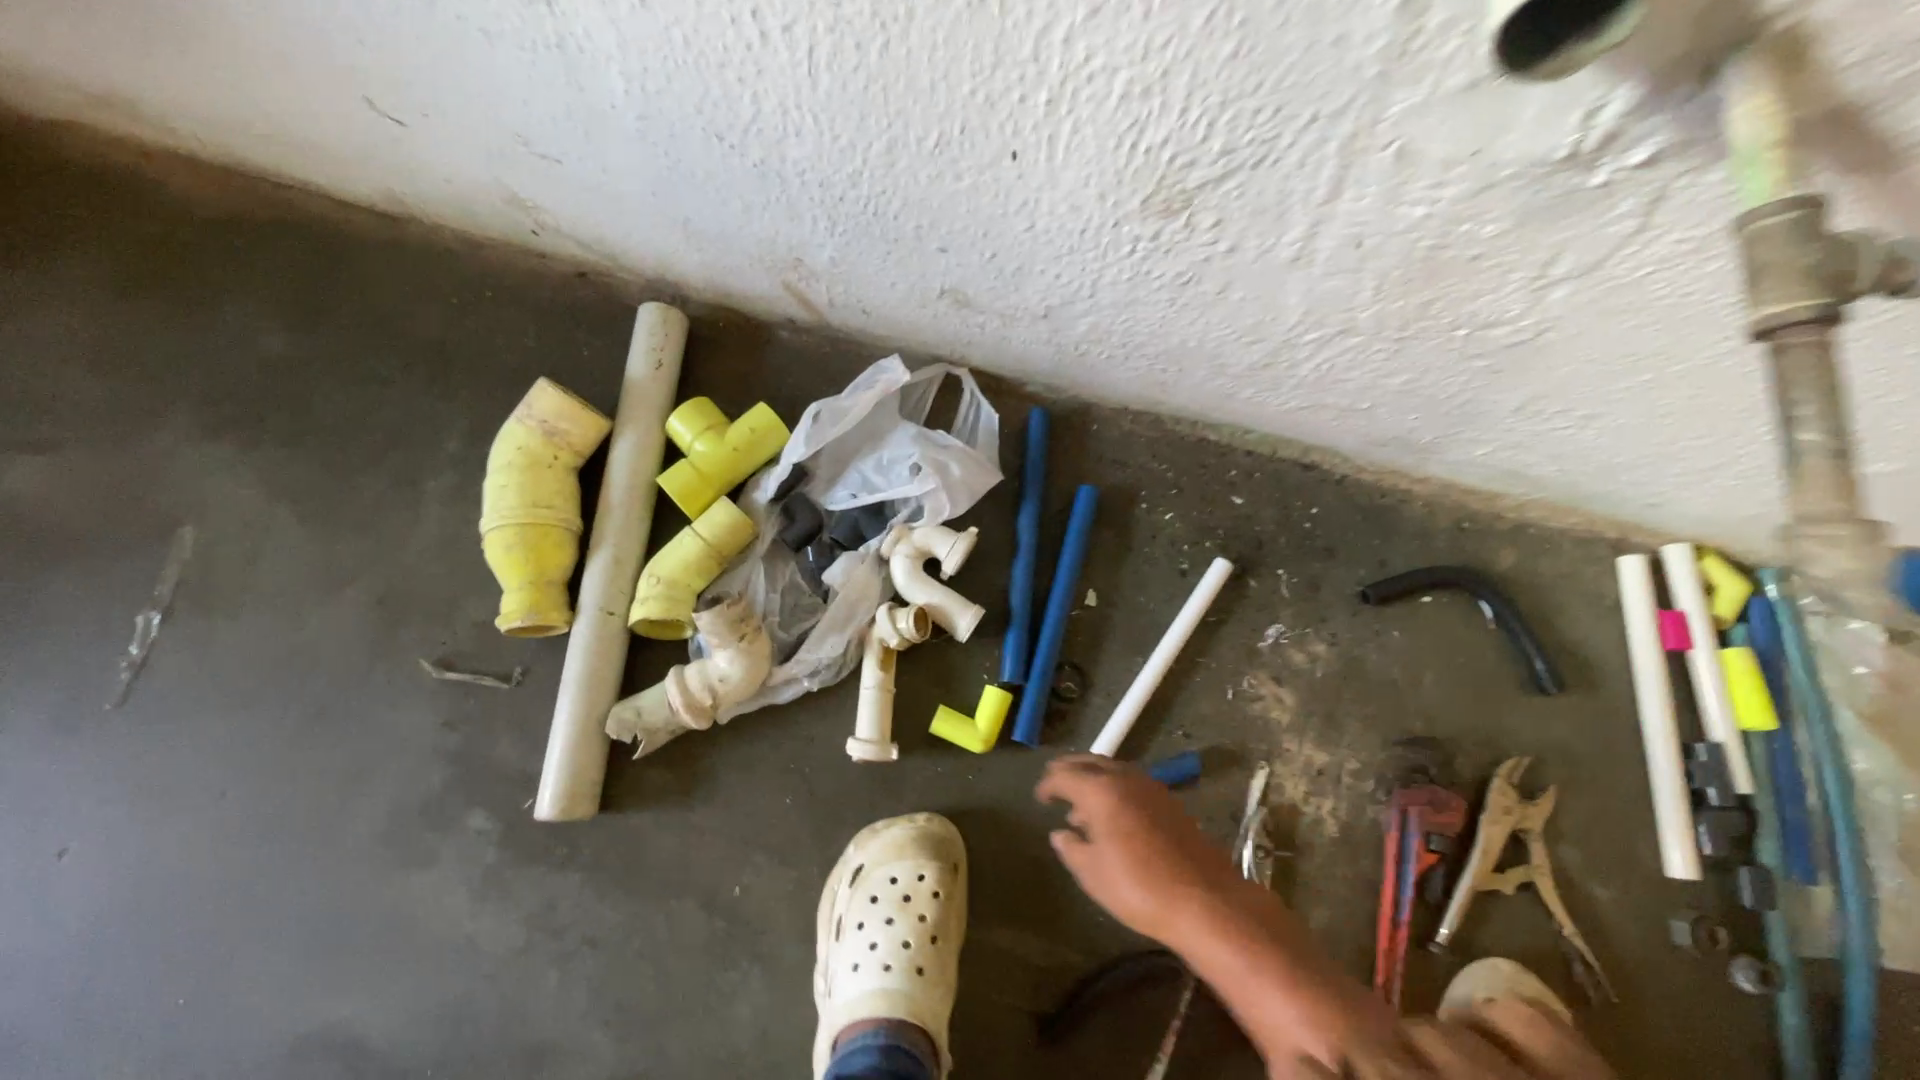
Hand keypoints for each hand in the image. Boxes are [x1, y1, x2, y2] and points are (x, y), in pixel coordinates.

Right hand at [1034, 754, 1242, 943]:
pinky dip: (1116, 791)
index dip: (1048, 785)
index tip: (1039, 797)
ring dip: (1095, 780)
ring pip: (1115, 772)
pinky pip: (1133, 785)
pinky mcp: (1171, 803)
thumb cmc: (1138, 888)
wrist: (1204, 900)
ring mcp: (1152, 789)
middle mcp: (1126, 779)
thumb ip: (1071, 848)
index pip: (1065, 776)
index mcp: (1101, 791)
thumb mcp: (1092, 874)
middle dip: (1070, 770)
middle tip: (1055, 780)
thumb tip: (1060, 833)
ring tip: (1081, 805)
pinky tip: (1114, 817)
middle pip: (1091, 763)